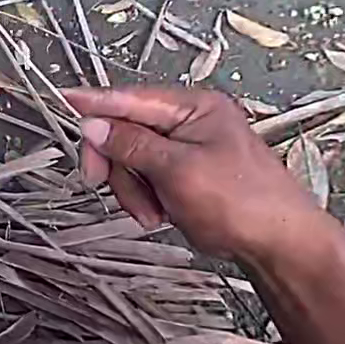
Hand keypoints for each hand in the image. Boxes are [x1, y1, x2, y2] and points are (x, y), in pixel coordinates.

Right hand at [64, 86, 333, 265]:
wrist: (279, 245)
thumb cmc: (243, 203)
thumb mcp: (178, 170)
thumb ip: (131, 144)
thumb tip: (94, 123)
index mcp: (194, 108)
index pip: (130, 98)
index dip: (95, 102)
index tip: (64, 99)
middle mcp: (189, 123)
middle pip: (125, 132)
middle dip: (116, 163)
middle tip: (99, 182)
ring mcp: (186, 149)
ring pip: (131, 160)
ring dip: (132, 189)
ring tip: (152, 211)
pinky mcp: (183, 174)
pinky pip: (145, 178)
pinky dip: (144, 197)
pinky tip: (161, 212)